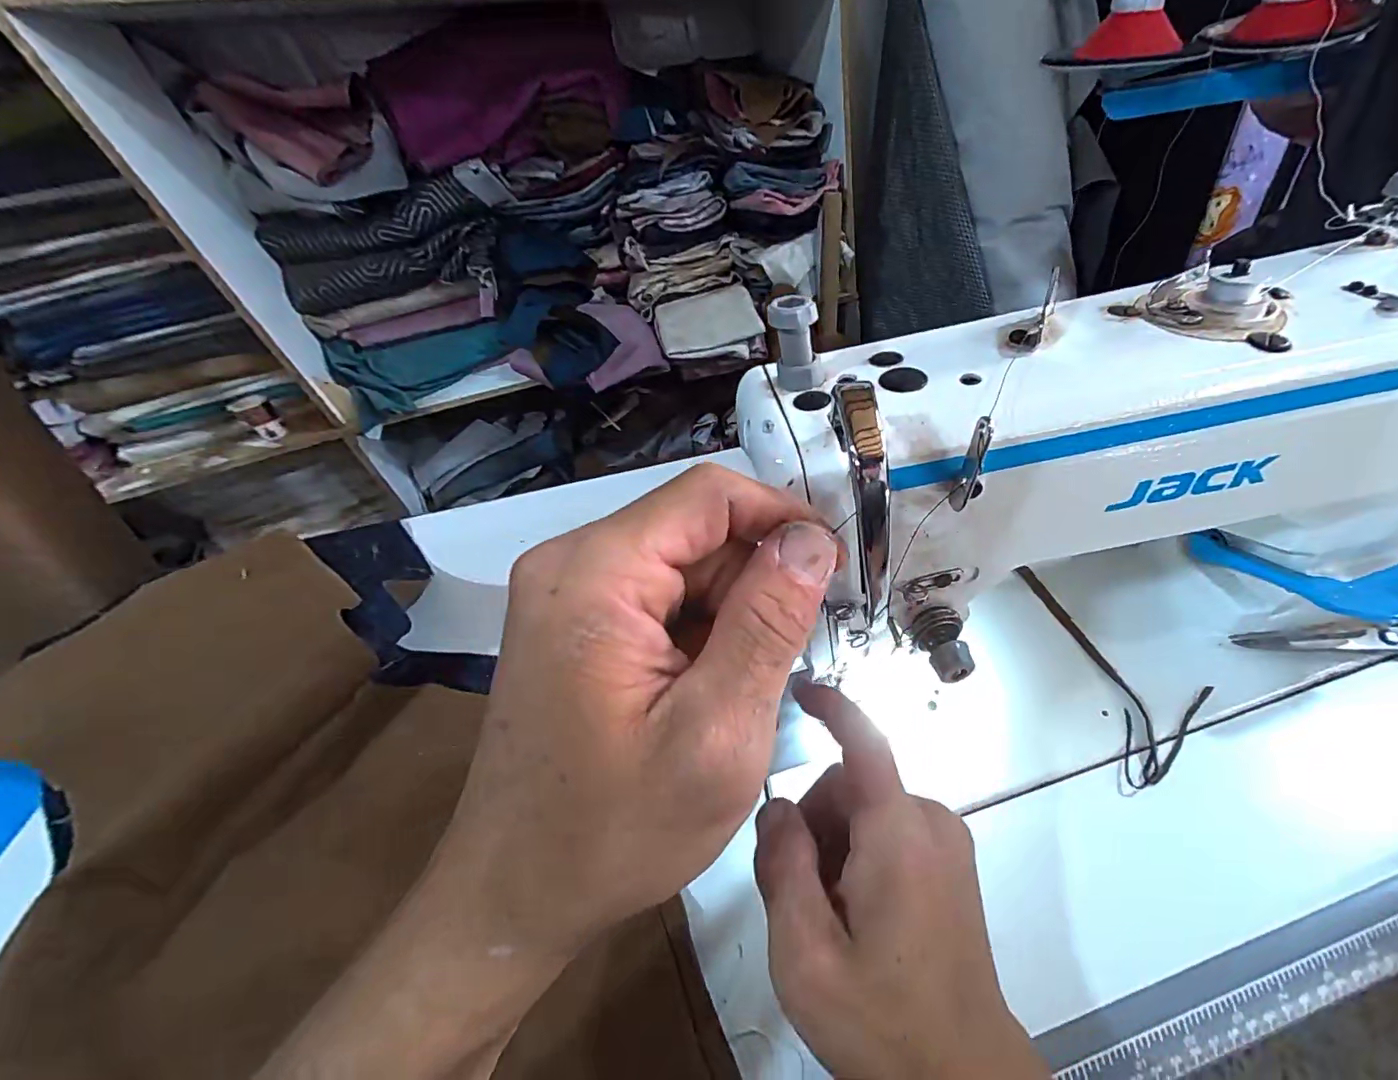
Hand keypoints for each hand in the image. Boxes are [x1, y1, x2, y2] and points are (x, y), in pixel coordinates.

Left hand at [438, 463, 841, 952]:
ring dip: (744, 607)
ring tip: (759, 678)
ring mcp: (576, 596)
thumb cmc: (617, 830)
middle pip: (702, 528)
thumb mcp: (718, 729)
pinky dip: (716, 628)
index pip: (711, 495)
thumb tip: (812, 539)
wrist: (518, 900)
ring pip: (694, 563)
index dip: (784, 517)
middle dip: (765, 574)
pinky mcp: (586, 626)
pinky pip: (672, 597)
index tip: (835, 571)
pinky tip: (725, 683)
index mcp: (596, 576)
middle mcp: (575, 566)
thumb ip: (768, 623)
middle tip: (803, 645)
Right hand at [755, 685, 1047, 1079]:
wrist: (959, 1064)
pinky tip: (859, 913)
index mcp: (899, 832)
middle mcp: (931, 819)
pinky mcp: (953, 858)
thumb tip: (776, 806)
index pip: (865, 744)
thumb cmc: (881, 1017)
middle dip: (817, 824)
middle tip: (800, 898)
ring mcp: (948, 838)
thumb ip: (783, 869)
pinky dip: (864, 853)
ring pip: (870, 809)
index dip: (834, 708)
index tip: (802, 689)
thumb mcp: (806, 955)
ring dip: (837, 846)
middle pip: (853, 787)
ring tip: (831, 917)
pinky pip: (894, 830)